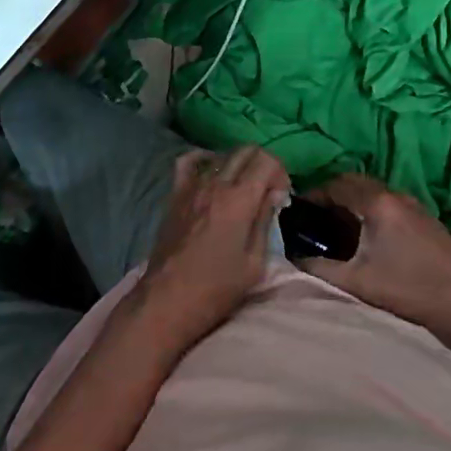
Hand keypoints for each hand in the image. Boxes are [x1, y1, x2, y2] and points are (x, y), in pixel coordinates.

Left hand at [131, 146, 290, 351]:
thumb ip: (265, 220)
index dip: (280, 171)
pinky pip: (188, 162)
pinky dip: (204, 159)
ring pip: (221, 155)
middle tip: (267, 190)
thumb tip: (274, 193)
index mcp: (239, 199)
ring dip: (239, 164)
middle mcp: (215, 183)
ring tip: (243, 188)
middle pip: (245, 151)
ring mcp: (192, 186)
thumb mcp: (254, 261)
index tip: (281, 194)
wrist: (168, 299)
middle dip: (263, 164)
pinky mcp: (175, 194)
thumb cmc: (216, 288)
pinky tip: (212, 172)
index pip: (266, 160)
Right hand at [296, 174, 450, 345]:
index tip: (296, 213)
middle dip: (330, 196)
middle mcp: (394, 194)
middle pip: (353, 183)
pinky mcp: (424, 219)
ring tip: (333, 231)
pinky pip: (386, 204)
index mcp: (377, 202)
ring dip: (350, 203)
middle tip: (312, 220)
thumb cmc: (413, 289)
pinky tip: (363, 239)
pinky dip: (368, 211)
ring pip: (371, 193)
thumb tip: (293, 258)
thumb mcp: (358, 282)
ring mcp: (413, 205)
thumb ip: (319, 267)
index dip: (312, 195)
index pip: (335, 184)